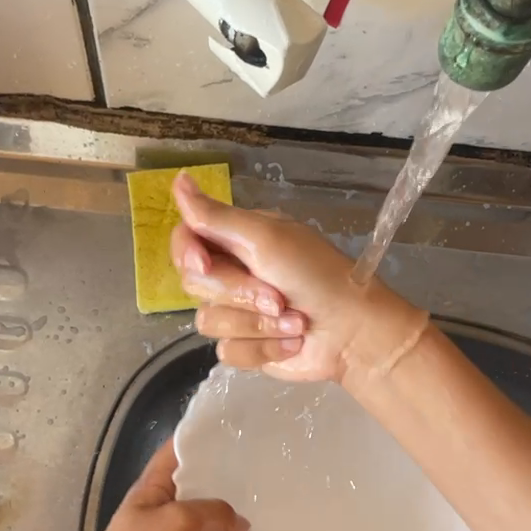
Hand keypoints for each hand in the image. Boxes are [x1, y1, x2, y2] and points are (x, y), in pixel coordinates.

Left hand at [52, 439, 247, 530]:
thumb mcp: (178, 523)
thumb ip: (214, 514)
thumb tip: (241, 525)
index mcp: (153, 492)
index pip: (177, 453)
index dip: (203, 439)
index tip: (241, 432)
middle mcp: (164, 519)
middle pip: (203, 498)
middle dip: (235, 494)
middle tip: (276, 484)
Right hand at [170, 174, 425, 387]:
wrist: (354, 334)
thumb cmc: (317, 277)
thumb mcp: (266, 239)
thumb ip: (216, 217)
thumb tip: (177, 180)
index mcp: (239, 239)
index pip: (186, 239)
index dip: (187, 253)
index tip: (204, 262)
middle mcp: (235, 273)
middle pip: (195, 283)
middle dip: (238, 294)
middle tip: (277, 296)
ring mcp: (238, 313)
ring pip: (209, 321)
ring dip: (256, 325)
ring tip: (294, 322)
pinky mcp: (246, 346)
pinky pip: (227, 351)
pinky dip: (262, 348)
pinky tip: (291, 343)